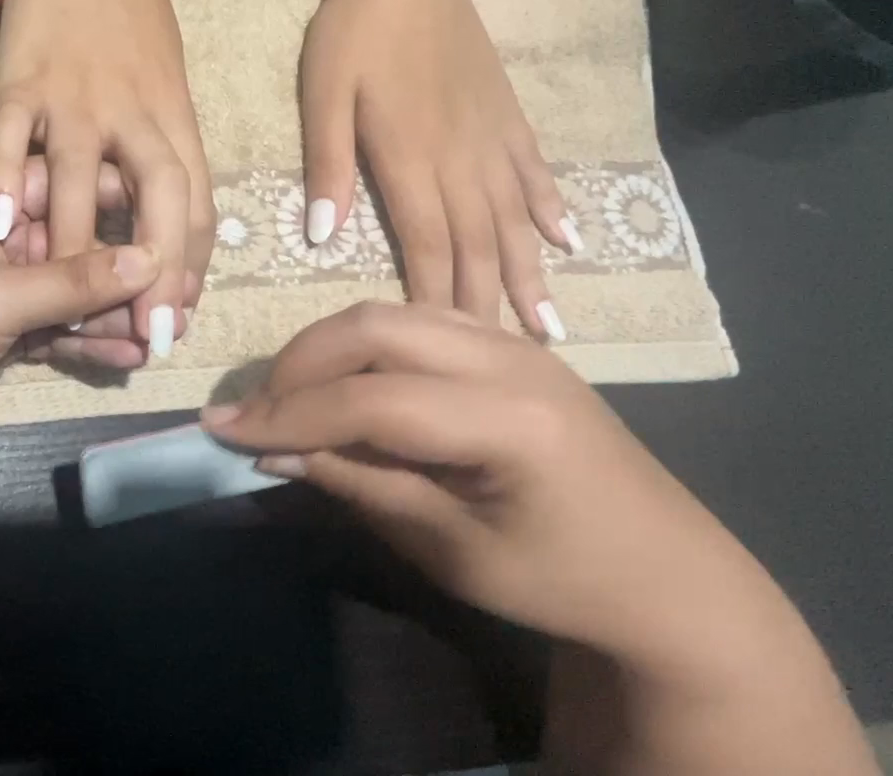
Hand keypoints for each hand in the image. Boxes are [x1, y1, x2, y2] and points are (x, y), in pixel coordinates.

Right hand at [0, 0, 214, 362]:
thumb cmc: (131, 25)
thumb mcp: (168, 87)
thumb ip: (168, 154)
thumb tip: (172, 231)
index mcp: (172, 118)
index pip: (194, 203)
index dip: (190, 267)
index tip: (178, 319)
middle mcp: (131, 114)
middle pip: (155, 200)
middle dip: (154, 274)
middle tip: (145, 334)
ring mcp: (74, 99)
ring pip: (81, 181)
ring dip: (76, 247)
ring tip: (68, 308)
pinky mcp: (22, 84)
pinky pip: (13, 141)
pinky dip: (9, 183)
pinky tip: (4, 228)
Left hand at [0, 159, 160, 455]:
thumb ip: (75, 280)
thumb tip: (151, 261)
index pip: (60, 182)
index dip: (112, 197)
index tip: (164, 218)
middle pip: (75, 243)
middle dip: (122, 272)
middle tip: (172, 298)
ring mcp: (4, 291)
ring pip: (72, 293)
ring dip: (112, 314)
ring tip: (161, 336)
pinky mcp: (8, 335)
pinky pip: (61, 331)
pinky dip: (90, 344)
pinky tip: (128, 357)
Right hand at [201, 302, 775, 672]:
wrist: (670, 576)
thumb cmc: (560, 579)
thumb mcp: (449, 549)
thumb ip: (357, 484)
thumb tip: (270, 450)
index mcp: (512, 423)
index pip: (370, 400)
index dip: (288, 415)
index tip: (222, 430)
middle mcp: (513, 361)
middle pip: (372, 329)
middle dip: (297, 366)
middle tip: (254, 411)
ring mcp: (513, 343)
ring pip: (386, 313)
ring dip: (324, 348)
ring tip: (287, 396)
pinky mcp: (507, 344)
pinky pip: (413, 319)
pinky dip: (360, 342)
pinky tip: (343, 381)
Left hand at [301, 0, 574, 339]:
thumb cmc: (353, 35)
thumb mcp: (323, 99)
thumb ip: (329, 169)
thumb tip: (323, 239)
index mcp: (411, 162)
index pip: (426, 246)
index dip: (435, 298)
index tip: (449, 348)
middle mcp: (462, 161)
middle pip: (478, 245)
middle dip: (488, 304)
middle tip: (509, 360)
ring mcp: (493, 140)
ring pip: (515, 221)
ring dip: (532, 274)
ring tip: (552, 326)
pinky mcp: (509, 116)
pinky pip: (536, 174)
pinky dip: (553, 210)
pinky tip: (572, 240)